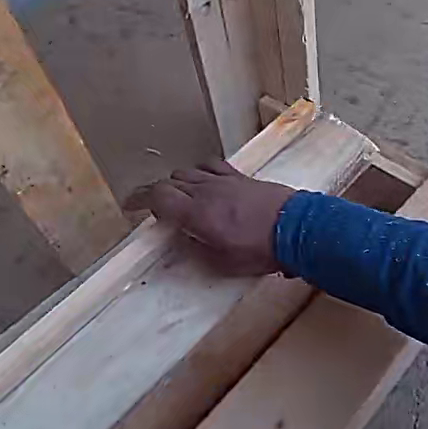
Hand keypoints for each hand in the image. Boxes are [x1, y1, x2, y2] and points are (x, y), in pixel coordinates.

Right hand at [124, 158, 295, 275]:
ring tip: (182, 198)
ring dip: (179, 183)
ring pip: (189, 171)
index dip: (139, 199)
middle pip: (170, 181)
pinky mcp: (241, 176)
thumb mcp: (222, 263)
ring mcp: (224, 180)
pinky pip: (212, 165)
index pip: (157, 196)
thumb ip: (197, 249)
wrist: (297, 229)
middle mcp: (206, 190)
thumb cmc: (260, 251)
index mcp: (196, 212)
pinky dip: (201, 172)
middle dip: (158, 195)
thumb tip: (183, 239)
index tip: (130, 206)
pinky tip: (206, 182)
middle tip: (159, 211)